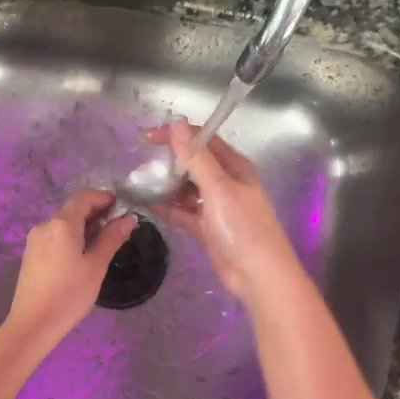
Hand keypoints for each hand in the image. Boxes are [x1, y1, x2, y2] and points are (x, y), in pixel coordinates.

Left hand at [2, 189, 135, 350]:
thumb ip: (112, 239)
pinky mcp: (30, 255)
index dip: (104, 198)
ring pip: (62, 224)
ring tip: (101, 245)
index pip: (84, 197)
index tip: (122, 209)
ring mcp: (34, 240)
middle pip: (72, 209)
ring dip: (83, 227)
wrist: (33, 323)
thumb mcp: (96, 266)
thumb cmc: (69, 294)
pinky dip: (70, 238)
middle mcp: (45, 225)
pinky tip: (80, 256)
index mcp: (62, 224)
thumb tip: (127, 218)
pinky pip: (53, 237)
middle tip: (116, 229)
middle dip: (95, 213)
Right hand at [149, 120, 303, 304]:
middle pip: (194, 164)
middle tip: (142, 167)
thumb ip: (196, 158)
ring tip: (142, 186)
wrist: (258, 275)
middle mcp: (226, 182)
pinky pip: (185, 212)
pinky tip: (149, 206)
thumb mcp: (218, 188)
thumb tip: (176, 124)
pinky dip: (169, 208)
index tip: (147, 139)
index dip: (176, 135)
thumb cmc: (242, 228)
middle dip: (169, 162)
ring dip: (167, 186)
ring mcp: (217, 206)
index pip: (203, 140)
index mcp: (234, 166)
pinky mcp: (209, 228)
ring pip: (187, 189)